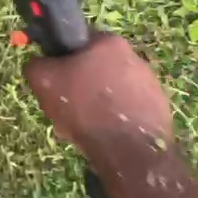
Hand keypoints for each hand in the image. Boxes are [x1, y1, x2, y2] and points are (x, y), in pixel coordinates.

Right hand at [21, 33, 172, 161]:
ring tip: (87, 127)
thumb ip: (36, 63)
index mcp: (109, 41)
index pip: (78, 44)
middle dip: (82, 86)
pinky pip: (130, 110)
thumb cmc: (84, 108)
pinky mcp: (162, 111)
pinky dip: (117, 120)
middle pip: (96, 68)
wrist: (130, 155)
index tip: (59, 82)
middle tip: (69, 107)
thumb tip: (40, 63)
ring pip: (113, 90)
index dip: (64, 62)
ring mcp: (152, 85)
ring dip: (99, 104)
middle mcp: (134, 56)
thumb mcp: (43, 80)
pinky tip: (106, 136)